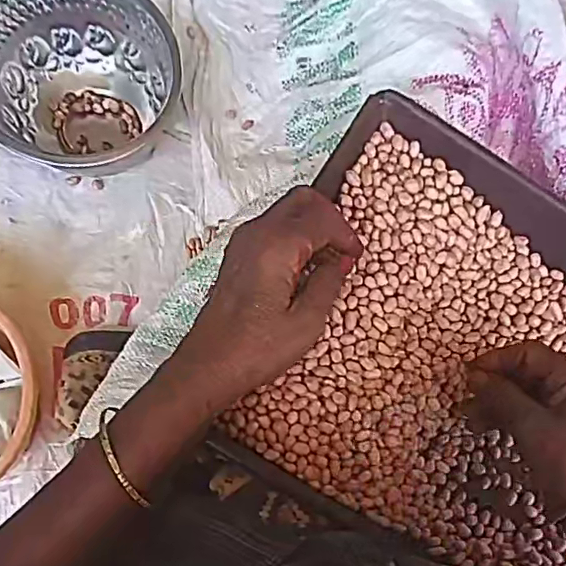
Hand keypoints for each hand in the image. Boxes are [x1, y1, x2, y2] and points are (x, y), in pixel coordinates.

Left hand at [164, 186, 361, 413]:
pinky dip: (295, 238)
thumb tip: (340, 263)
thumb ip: (328, 284)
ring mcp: (243, 242)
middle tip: (345, 250)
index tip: (357, 258)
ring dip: (312, 227)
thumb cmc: (256, 350)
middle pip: (302, 200)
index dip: (347, 235)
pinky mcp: (237, 256)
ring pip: (286, 211)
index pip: (322, 218)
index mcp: (276, 245)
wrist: (208, 366)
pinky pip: (273, 230)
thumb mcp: (306, 323)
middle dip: (331, 218)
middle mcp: (257, 233)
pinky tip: (305, 270)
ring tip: (328, 262)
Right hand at [465, 342, 565, 513]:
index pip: (529, 354)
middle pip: (526, 372)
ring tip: (470, 416)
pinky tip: (484, 424)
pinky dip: (505, 415)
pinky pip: (527, 410)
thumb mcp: (531, 426)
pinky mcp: (558, 426)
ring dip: (495, 401)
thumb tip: (475, 376)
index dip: (496, 361)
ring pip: (523, 392)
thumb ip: (502, 396)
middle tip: (466, 397)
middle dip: (494, 383)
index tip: (467, 374)